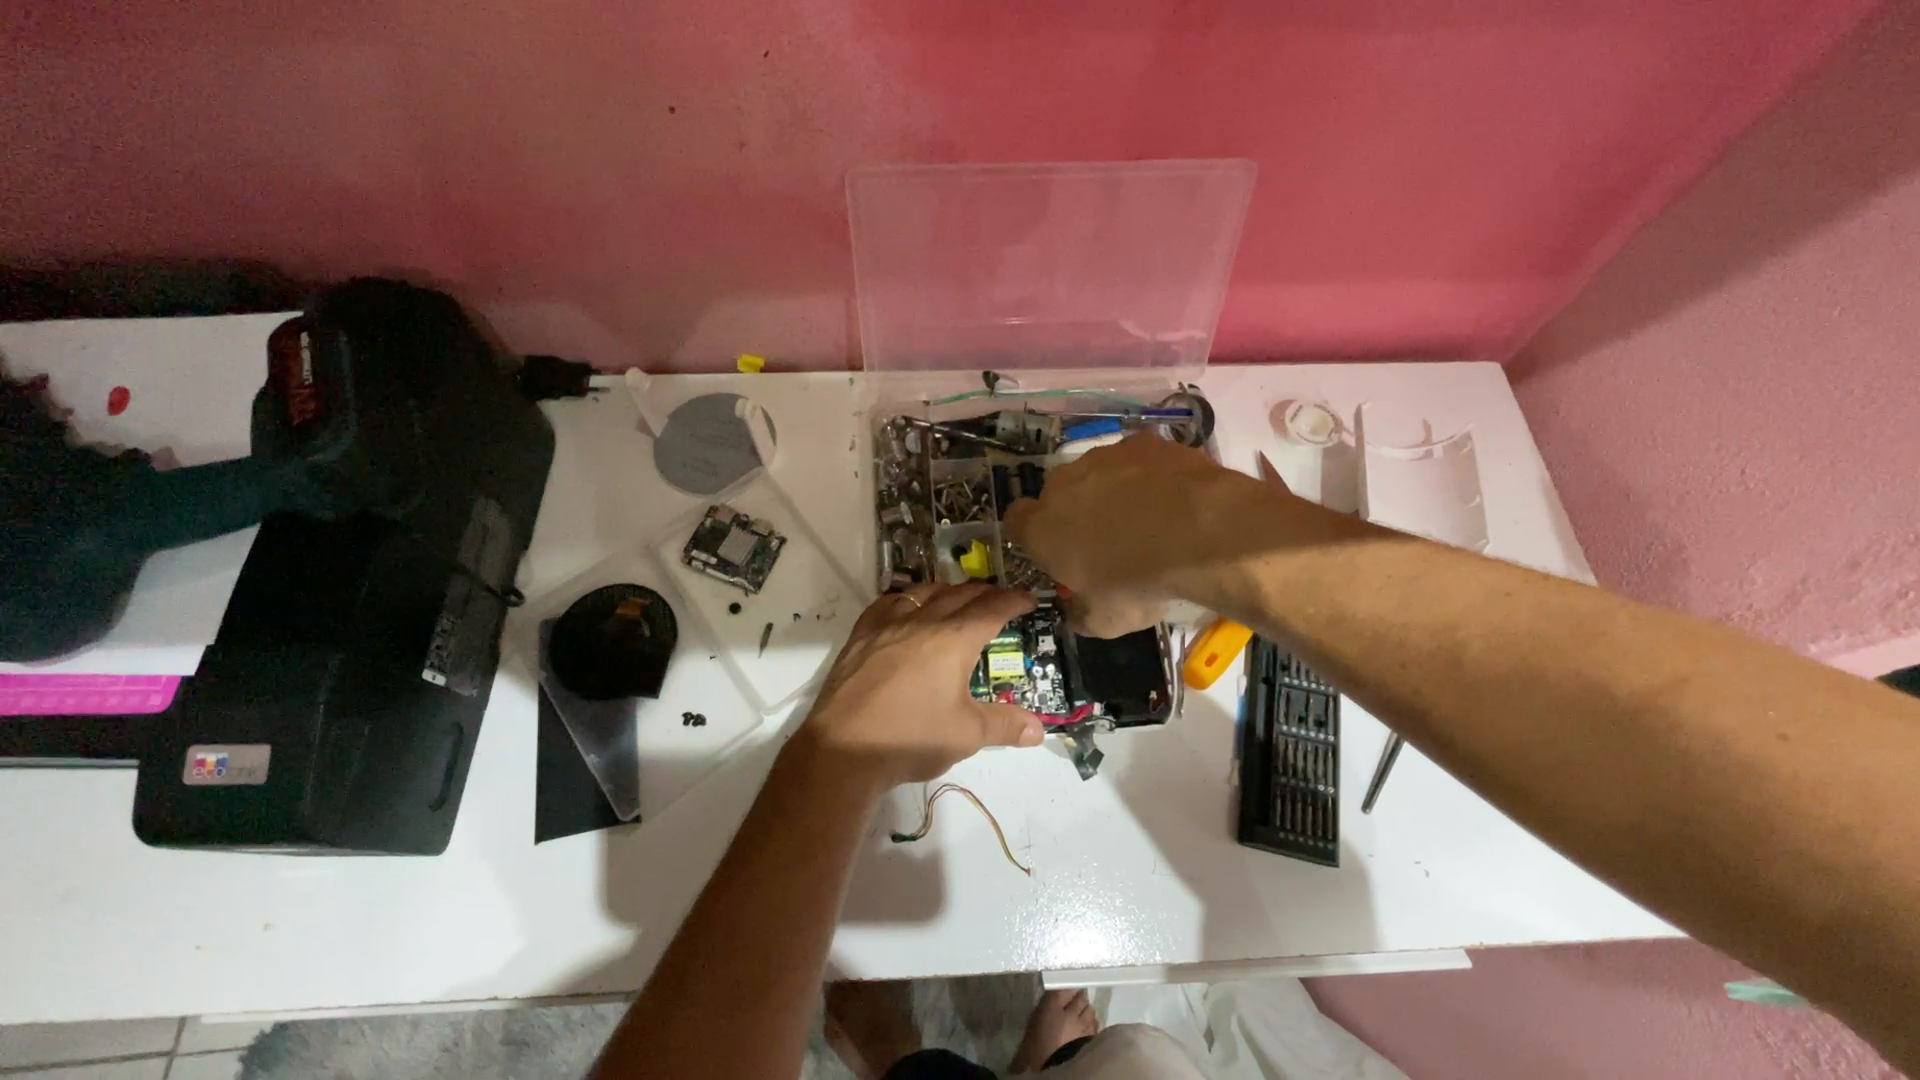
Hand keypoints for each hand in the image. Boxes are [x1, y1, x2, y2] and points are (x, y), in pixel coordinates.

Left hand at [791, 583, 1045, 790]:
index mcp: (953, 640)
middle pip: (959, 595)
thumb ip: (1004, 726)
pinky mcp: (860, 637)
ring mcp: (886, 626)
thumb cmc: (910, 738)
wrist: (843, 749)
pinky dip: (906, 599)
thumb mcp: (966, 734)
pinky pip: (886, 604)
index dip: (1013, 601)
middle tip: (999, 598)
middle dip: (984, 592)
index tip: (1028, 599)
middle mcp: (922, 623)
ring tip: (957, 596)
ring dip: (947, 590)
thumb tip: (1038, 730)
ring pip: (923, 593)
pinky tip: (906, 607)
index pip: (991, 609)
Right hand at [1002, 435, 1296, 636]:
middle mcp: (1064, 484)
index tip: (1055, 550)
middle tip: (1105, 540)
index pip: (1016, 521)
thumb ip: (1080, 614)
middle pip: (1058, 494)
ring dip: (1110, 492)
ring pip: (1096, 473)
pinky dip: (1148, 477)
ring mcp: (1104, 457)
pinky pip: (1137, 461)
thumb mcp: (1105, 620)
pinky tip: (1173, 498)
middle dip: (1074, 512)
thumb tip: (1076, 611)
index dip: (1032, 534)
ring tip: (1148, 519)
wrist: (1201, 533)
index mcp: (1042, 529)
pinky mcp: (1144, 443)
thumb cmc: (1139, 583)